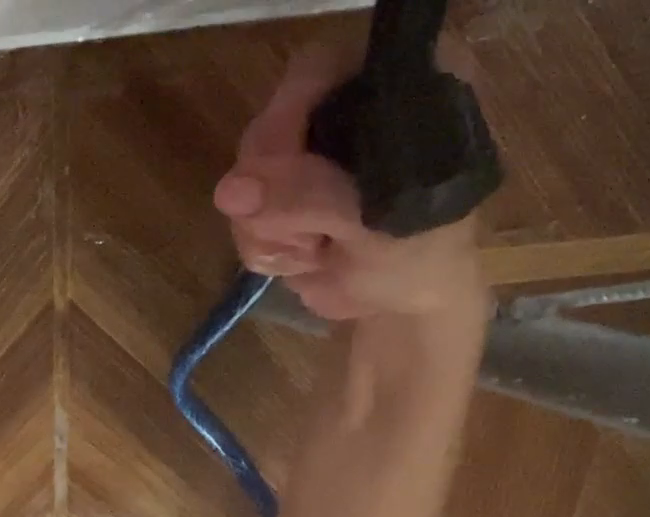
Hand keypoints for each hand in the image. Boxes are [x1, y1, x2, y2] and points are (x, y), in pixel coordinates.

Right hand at [213, 44, 486, 320]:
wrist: (400, 310)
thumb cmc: (417, 259)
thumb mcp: (373, 224)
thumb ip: (308, 198)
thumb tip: (232, 191)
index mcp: (392, 95)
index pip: (317, 74)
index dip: (288, 117)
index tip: (279, 170)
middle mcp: (345, 114)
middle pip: (268, 128)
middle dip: (272, 190)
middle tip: (305, 232)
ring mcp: (306, 158)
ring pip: (246, 177)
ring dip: (267, 228)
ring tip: (314, 251)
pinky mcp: (281, 197)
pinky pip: (241, 212)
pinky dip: (262, 245)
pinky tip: (300, 257)